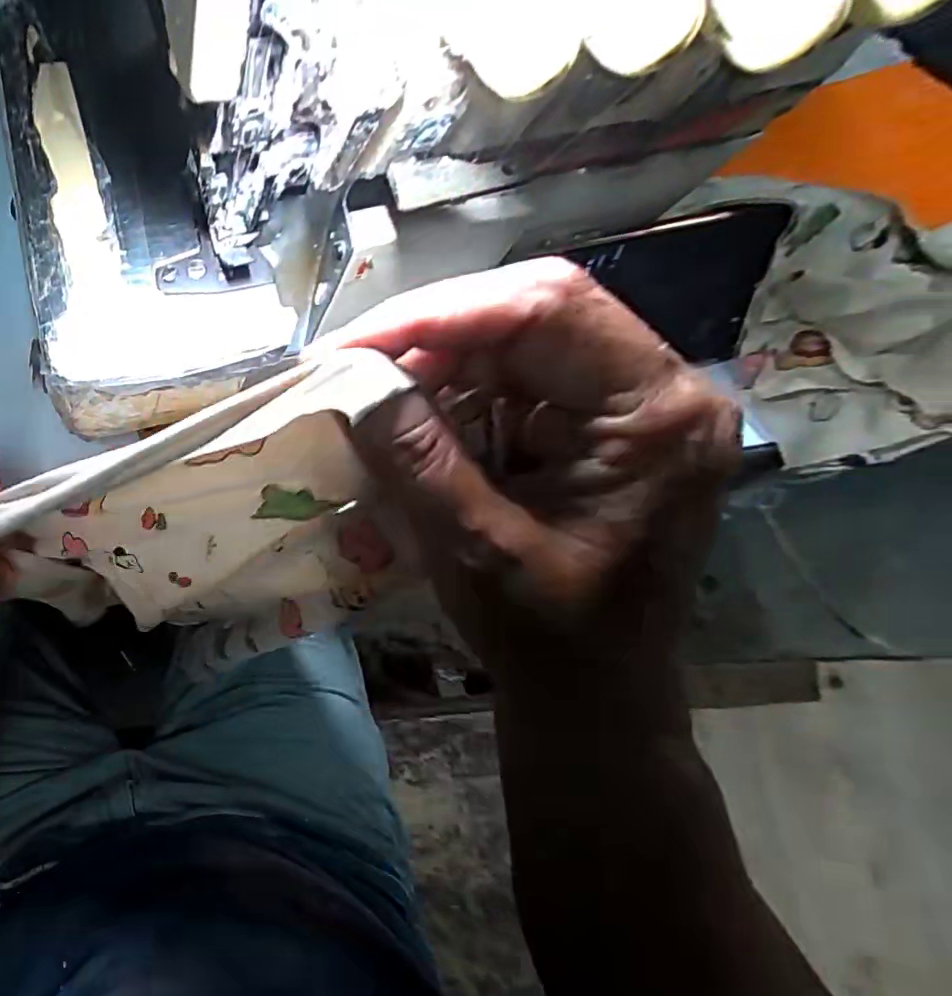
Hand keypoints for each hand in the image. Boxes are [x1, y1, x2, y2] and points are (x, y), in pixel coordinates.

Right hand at [333, 258, 740, 689]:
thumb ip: (419, 460)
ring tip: (358, 390)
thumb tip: (354, 385)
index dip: (438, 315)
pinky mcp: (580, 428)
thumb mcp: (473, 546)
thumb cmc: (546, 630)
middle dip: (425, 332)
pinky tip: (396, 415)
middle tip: (343, 362)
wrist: (589, 684)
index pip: (547, 311)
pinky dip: (440, 392)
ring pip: (510, 342)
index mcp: (652, 414)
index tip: (350, 346)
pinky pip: (503, 382)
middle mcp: (649, 390)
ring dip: (426, 361)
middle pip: (529, 313)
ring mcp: (615, 407)